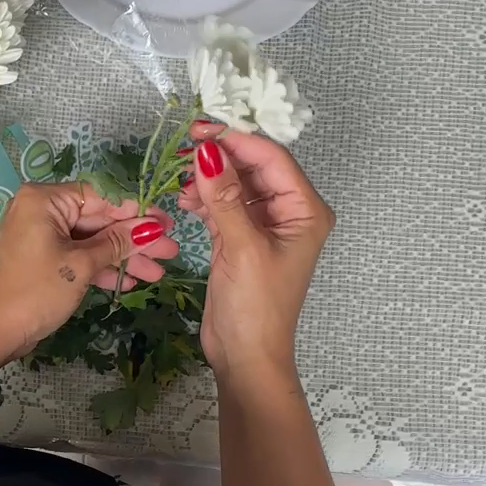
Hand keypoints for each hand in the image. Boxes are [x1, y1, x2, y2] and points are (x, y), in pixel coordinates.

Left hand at [0, 181, 179, 369]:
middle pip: (98, 219)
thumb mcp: (80, 266)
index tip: (166, 224)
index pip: (101, 196)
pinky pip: (77, 256)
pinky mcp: (42, 259)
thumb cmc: (35, 293)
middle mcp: (41, 210)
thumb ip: (117, 244)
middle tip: (170, 252)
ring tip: (157, 273)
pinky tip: (129, 282)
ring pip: (91, 241)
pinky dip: (101, 268)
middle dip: (134, 239)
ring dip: (123, 258)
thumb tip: (151, 228)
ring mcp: (40, 236)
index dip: (137, 211)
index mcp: (45, 200)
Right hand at [179, 121, 334, 386]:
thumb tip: (208, 153)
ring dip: (210, 179)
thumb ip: (226, 198)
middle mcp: (288, 213)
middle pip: (254, 168)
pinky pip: (224, 207)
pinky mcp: (240, 242)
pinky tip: (185, 199)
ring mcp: (263, 227)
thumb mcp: (242, 248)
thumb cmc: (255, 308)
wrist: (245, 356)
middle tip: (184, 146)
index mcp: (304, 210)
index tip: (200, 129)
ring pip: (236, 186)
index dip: (237, 139)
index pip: (272, 159)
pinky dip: (205, 200)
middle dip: (221, 156)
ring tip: (180, 180)